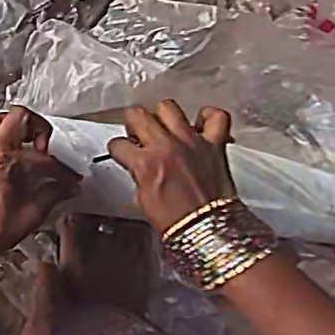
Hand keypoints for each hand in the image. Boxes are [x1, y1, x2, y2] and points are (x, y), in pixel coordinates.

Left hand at [0, 106, 82, 262]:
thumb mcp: (34, 212)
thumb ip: (55, 193)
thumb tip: (71, 185)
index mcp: (9, 160)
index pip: (45, 158)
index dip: (63, 170)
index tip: (72, 180)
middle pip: (19, 116)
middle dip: (38, 128)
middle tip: (46, 148)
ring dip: (17, 127)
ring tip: (30, 144)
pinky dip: (0, 140)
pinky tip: (11, 155)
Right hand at [107, 101, 236, 233]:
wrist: (206, 228)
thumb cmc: (175, 220)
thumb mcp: (143, 199)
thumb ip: (138, 174)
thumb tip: (138, 164)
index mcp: (145, 163)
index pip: (119, 144)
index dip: (118, 149)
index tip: (122, 152)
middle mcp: (166, 146)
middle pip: (138, 115)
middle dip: (133, 123)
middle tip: (138, 134)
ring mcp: (191, 141)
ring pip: (169, 107)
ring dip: (162, 116)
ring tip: (165, 127)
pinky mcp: (214, 143)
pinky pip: (216, 116)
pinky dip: (208, 116)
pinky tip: (200, 124)